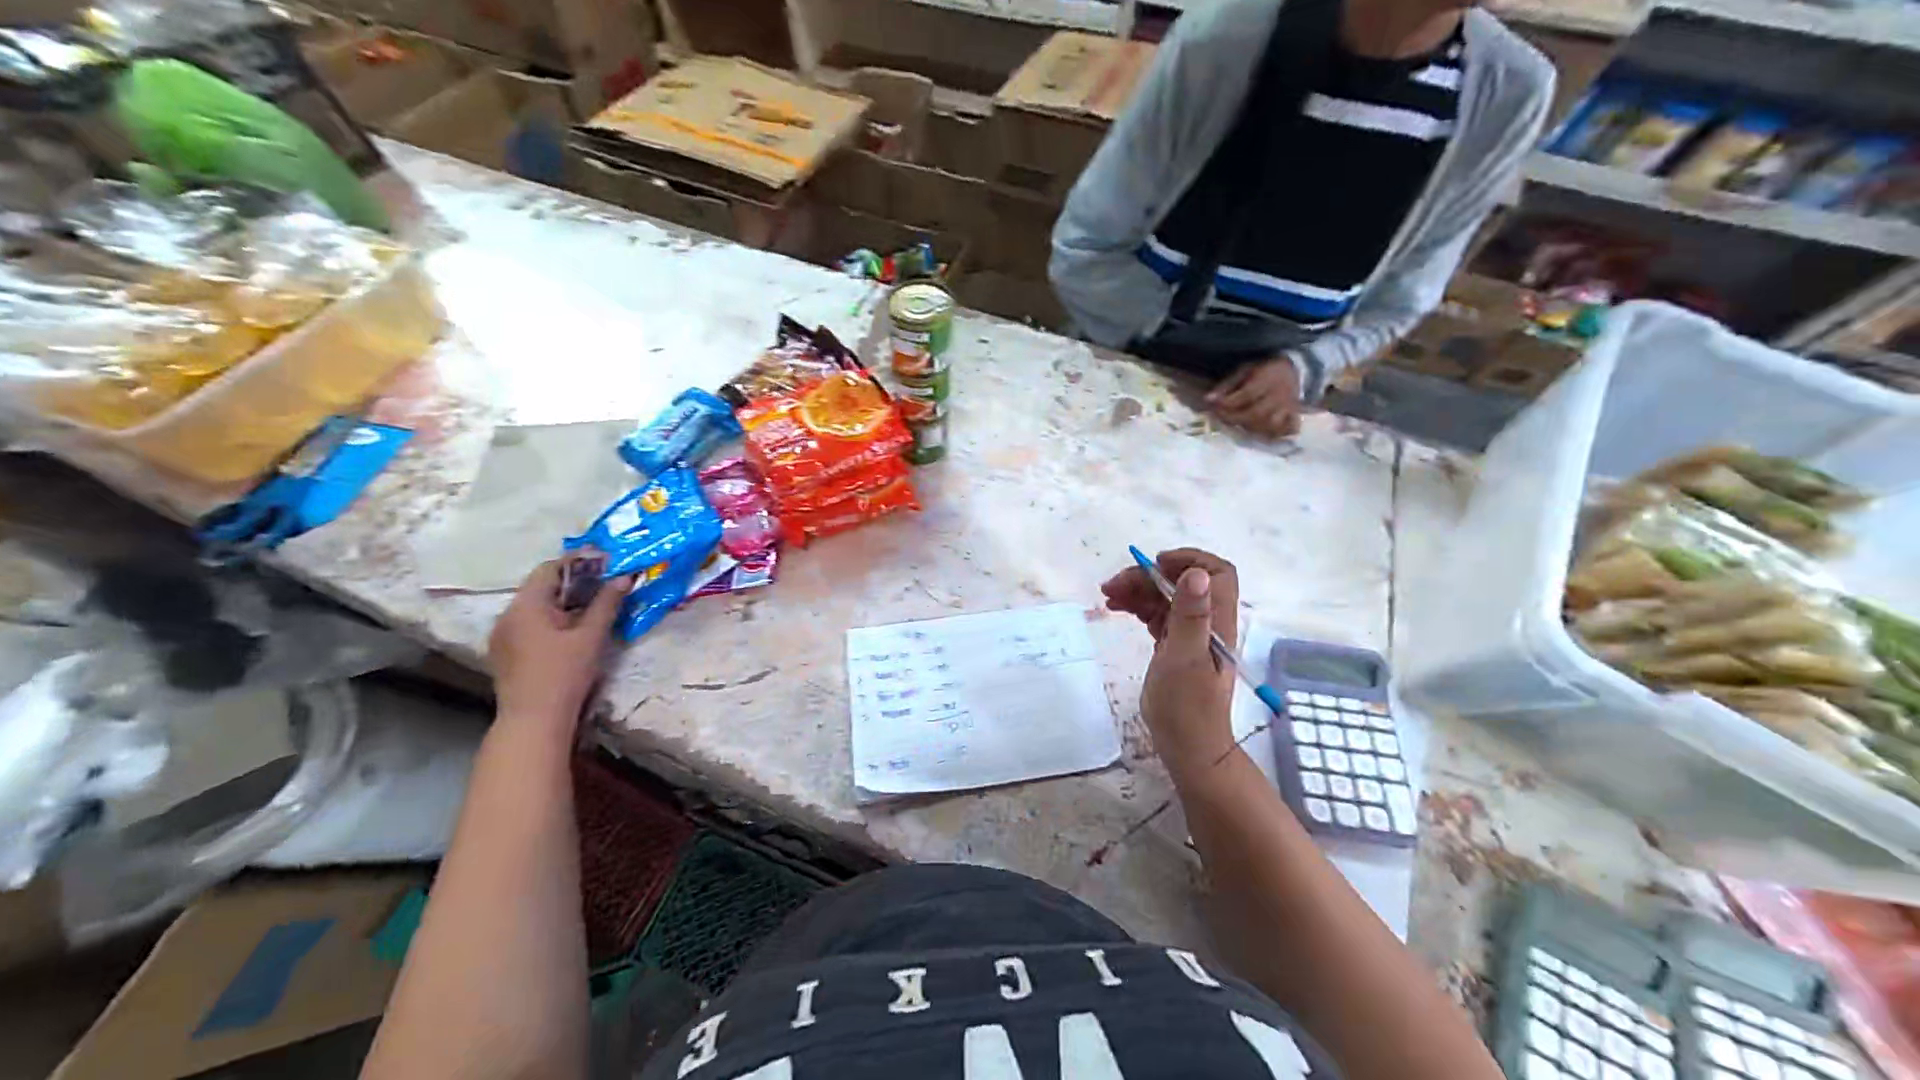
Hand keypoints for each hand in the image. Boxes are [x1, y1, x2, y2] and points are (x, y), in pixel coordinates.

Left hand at [488, 560, 631, 727]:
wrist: (534, 722)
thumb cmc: (564, 675)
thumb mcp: (591, 637)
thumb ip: (607, 603)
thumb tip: (624, 576)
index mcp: (526, 605)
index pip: (551, 568)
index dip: (580, 563)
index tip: (607, 563)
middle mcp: (507, 614)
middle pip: (541, 586)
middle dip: (574, 582)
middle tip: (606, 584)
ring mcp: (502, 635)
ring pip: (535, 606)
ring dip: (563, 601)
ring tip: (593, 606)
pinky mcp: (505, 652)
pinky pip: (529, 624)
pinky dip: (552, 619)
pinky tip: (572, 630)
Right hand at [1101, 548, 1240, 781]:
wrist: (1187, 746)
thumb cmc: (1188, 706)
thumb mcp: (1186, 658)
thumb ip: (1191, 615)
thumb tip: (1196, 574)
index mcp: (1216, 621)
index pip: (1216, 573)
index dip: (1188, 560)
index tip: (1154, 564)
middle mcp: (1207, 623)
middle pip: (1181, 582)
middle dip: (1148, 576)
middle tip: (1114, 585)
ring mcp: (1190, 635)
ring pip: (1165, 598)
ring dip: (1138, 591)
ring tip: (1109, 596)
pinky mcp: (1174, 647)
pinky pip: (1157, 616)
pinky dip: (1138, 607)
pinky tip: (1118, 609)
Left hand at [1206, 357, 1302, 437]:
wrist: (1291, 369)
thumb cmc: (1261, 371)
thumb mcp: (1242, 372)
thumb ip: (1226, 386)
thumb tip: (1208, 400)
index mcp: (1267, 380)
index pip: (1246, 395)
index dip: (1227, 403)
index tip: (1213, 406)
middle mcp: (1280, 395)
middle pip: (1256, 414)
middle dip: (1235, 418)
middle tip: (1221, 418)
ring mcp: (1289, 407)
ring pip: (1270, 425)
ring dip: (1251, 429)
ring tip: (1238, 425)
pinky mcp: (1294, 415)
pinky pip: (1289, 429)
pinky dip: (1276, 434)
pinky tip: (1262, 434)